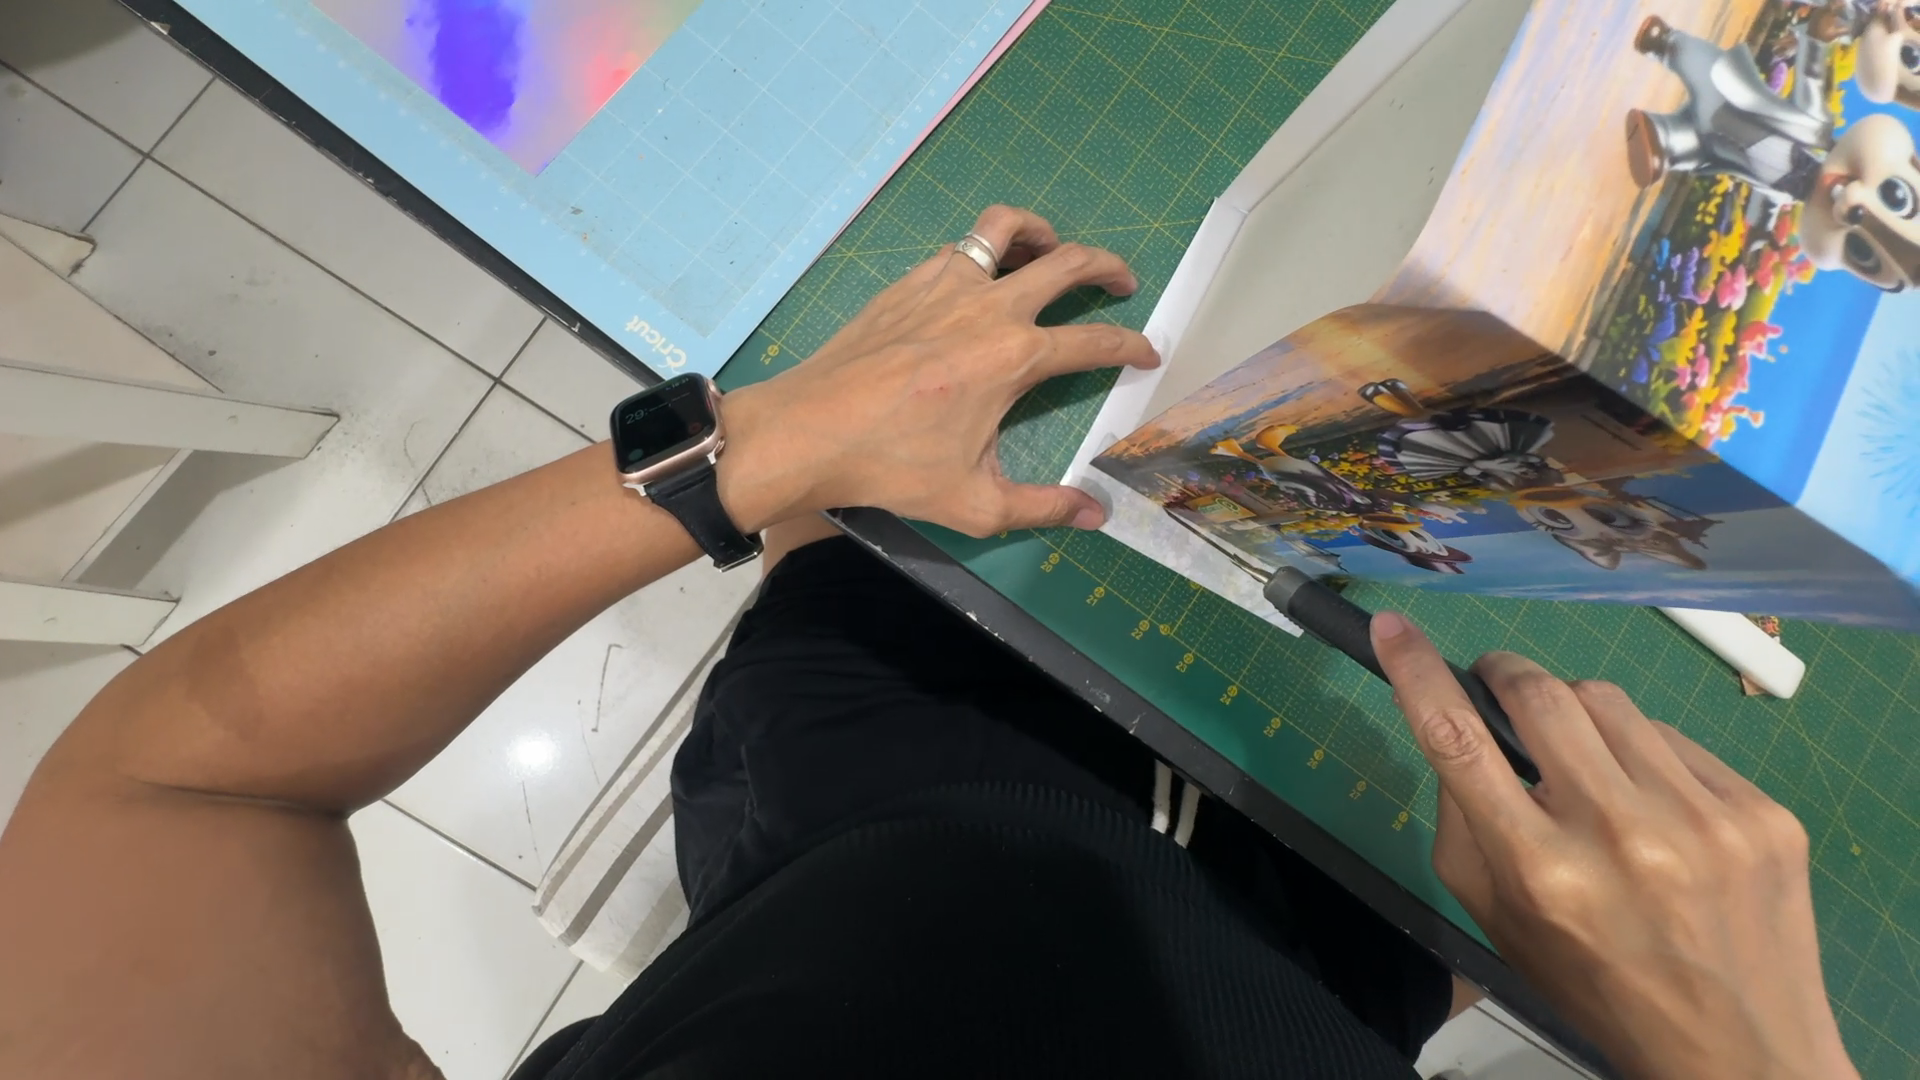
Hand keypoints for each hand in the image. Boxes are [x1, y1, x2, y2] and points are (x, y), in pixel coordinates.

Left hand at [715, 205, 1157, 535]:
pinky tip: (978, 283)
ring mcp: (944, 284)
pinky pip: (960, 249)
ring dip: (1042, 234)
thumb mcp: (976, 503)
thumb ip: (1043, 507)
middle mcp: (989, 307)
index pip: (1095, 341)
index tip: (1146, 352)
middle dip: (1107, 267)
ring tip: (1052, 252)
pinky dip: (984, 255)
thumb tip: (1097, 516)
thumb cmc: (893, 468)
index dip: (1131, 346)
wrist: (809, 431)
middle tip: (1122, 282)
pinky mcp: (908, 281)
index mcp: (1015, 357)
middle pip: (1067, 261)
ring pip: (1007, 229)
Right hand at [1371, 613, 1856, 1079]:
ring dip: (1569, 709)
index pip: (1458, 739)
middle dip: (1503, 674)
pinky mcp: (1763, 814)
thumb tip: (1451, 721)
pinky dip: (1633, 745)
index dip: (1416, 672)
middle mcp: (1619, 833)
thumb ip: (1458, 808)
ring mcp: (1703, 819)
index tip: (1391, 627)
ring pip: (1604, 698)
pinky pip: (1668, 734)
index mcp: (1537, 865)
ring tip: (1578, 757)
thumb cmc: (1581, 972)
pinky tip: (1643, 793)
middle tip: (1493, 685)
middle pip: (1539, 695)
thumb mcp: (1486, 902)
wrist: (1741, 1052)